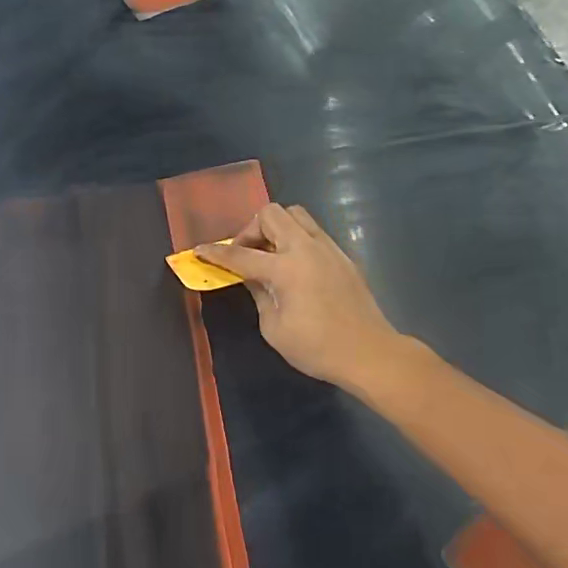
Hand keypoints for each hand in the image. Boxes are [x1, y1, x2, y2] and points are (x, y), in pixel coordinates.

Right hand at [195, 204, 408, 388]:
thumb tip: (251, 277)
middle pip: (271, 214)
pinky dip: (296, 239)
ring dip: (276, 228)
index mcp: (286, 268)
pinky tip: (295, 267)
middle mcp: (306, 248)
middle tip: (246, 255)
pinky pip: (313, 232)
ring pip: (296, 215)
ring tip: (270, 256)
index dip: (216, 253)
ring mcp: (328, 248)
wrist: (368, 352)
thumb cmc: (317, 348)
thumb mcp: (274, 328)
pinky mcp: (342, 256)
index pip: (241, 255)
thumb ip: (259, 295)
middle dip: (250, 230)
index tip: (199, 250)